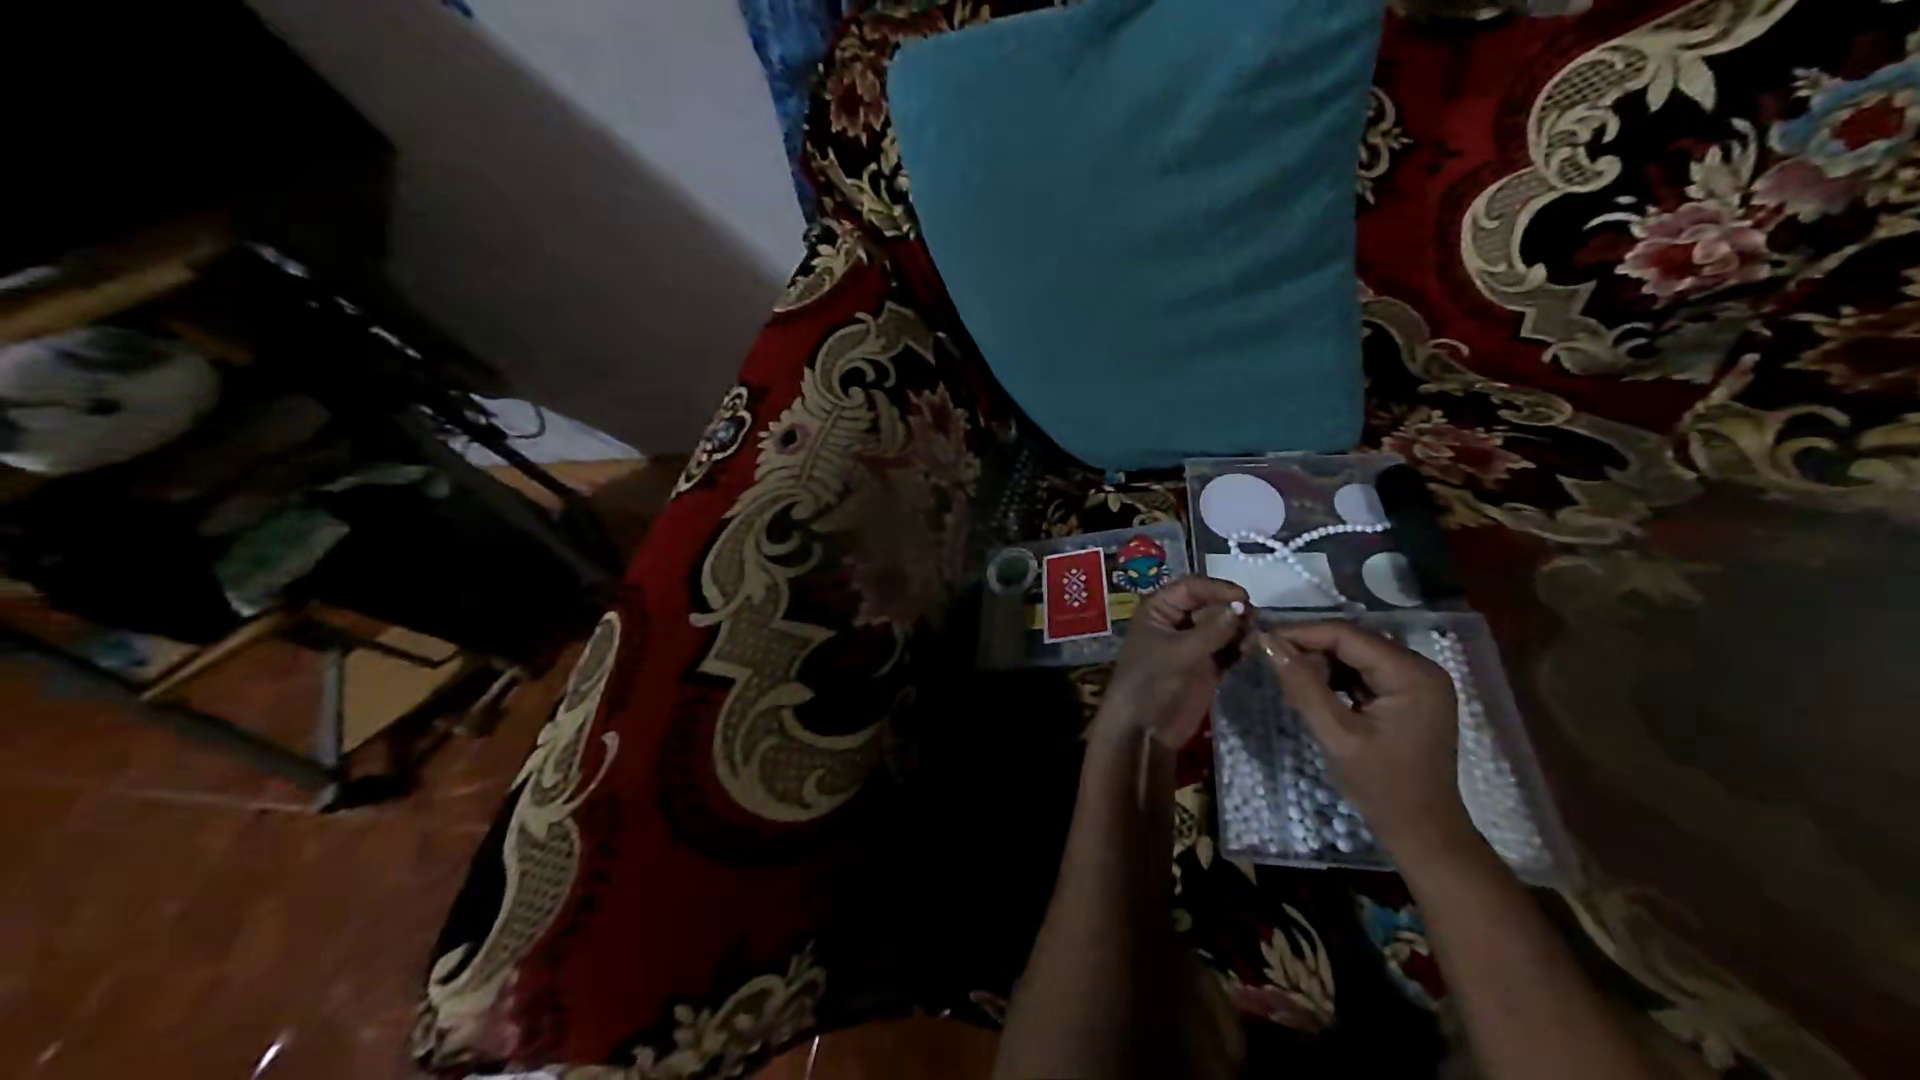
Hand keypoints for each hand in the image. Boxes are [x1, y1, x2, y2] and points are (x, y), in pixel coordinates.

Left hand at [1093, 577, 1250, 748]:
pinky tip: (1252, 650)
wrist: (1143, 729)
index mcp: (1159, 609)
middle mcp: (1176, 621)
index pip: (1191, 587)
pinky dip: (1240, 648)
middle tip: (1255, 620)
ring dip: (1239, 629)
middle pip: (1211, 605)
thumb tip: (1242, 608)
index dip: (1217, 588)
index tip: (1244, 598)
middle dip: (1232, 610)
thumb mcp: (1179, 653)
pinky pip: (1228, 649)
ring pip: (1223, 627)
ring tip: (1256, 636)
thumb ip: (1212, 631)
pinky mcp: (1207, 666)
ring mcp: (1193, 644)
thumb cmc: (1150, 682)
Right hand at [1258, 621, 1483, 867]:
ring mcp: (1414, 681)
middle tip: (1272, 672)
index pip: (1346, 635)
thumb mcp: (1337, 734)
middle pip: (1350, 642)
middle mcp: (1419, 668)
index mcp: (1412, 674)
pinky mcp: (1405, 695)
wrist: (1422, 831)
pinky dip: (1332, 680)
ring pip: (1352, 656)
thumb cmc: (1382, 786)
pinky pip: (1360, 673)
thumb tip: (1267, 643)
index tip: (1259, 641)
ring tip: (1291, 693)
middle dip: (1308, 652)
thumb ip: (1302, 685)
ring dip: (1317, 668)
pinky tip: (1312, 698)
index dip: (1299, 633)